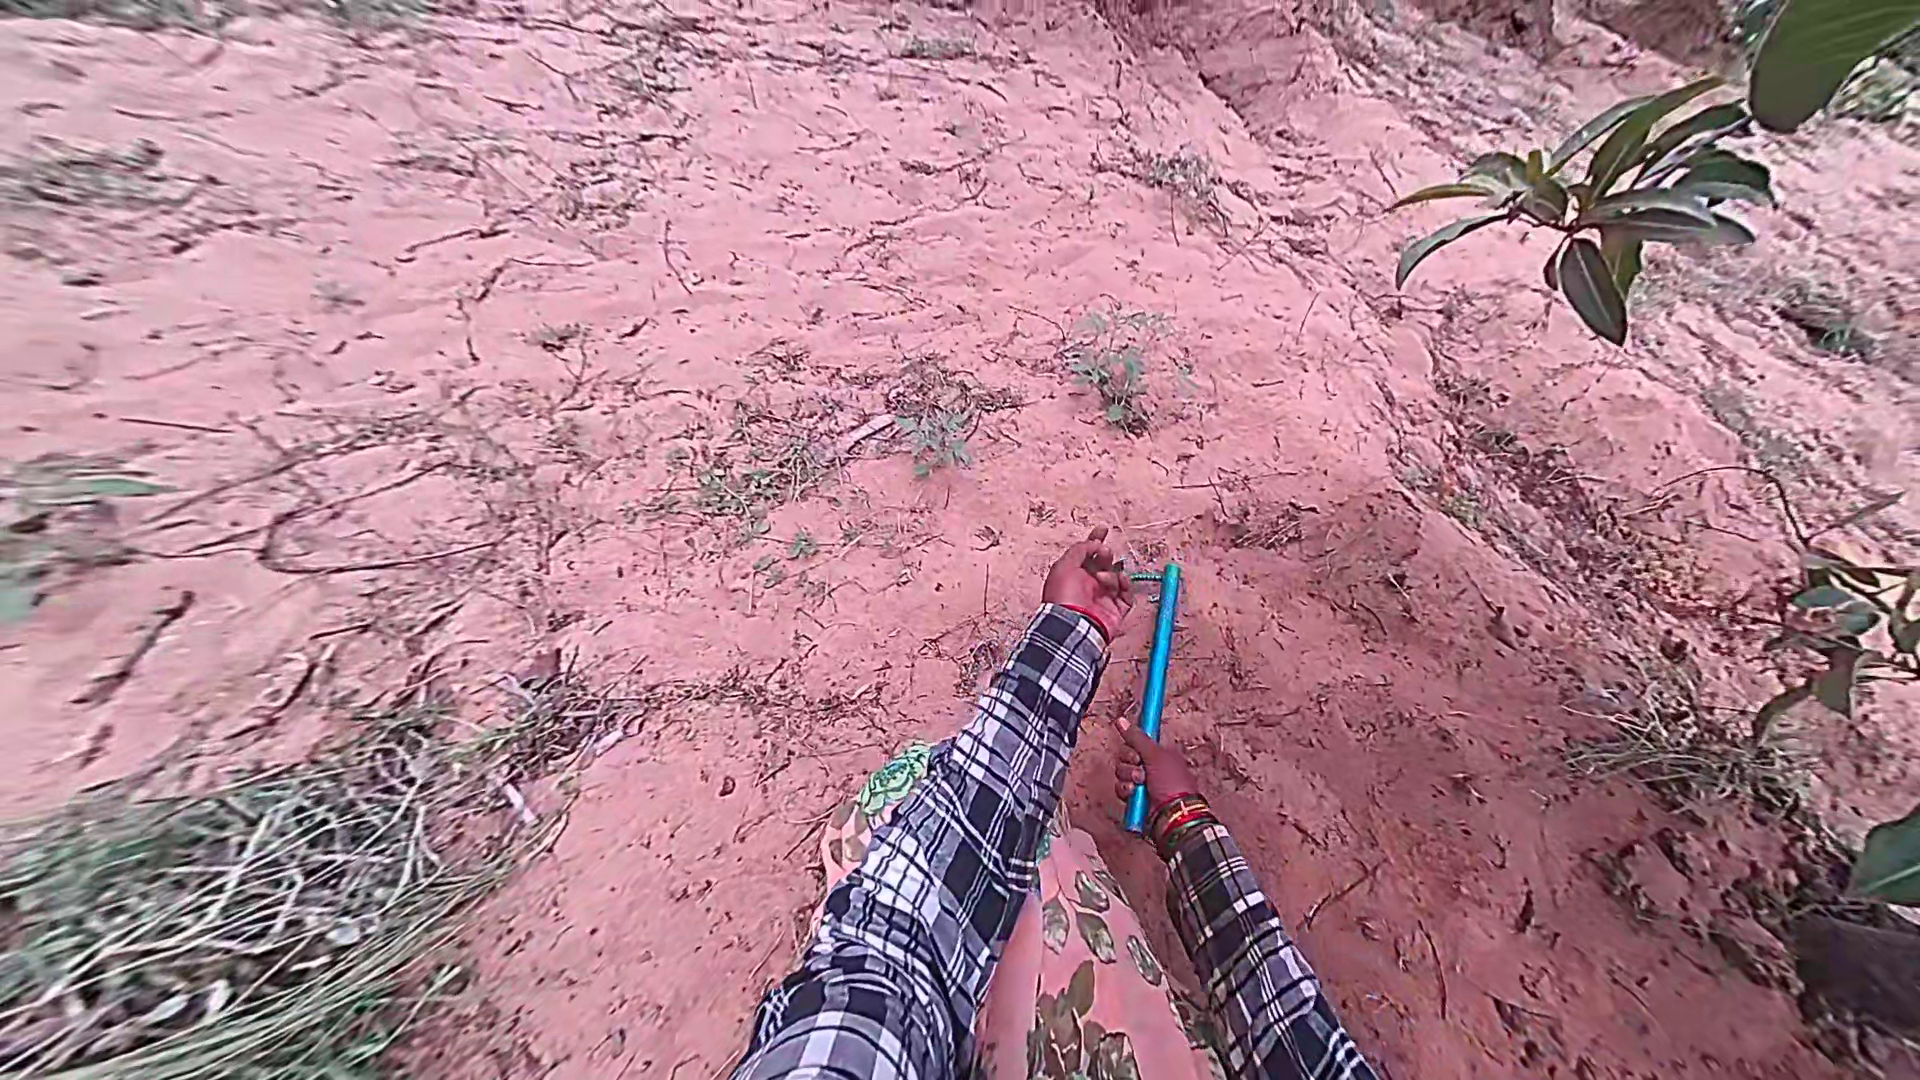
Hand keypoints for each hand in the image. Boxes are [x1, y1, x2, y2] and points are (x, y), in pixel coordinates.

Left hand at [1040, 526, 1133, 640]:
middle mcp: (1088, 585)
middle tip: (1104, 553)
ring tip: (1102, 577)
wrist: (1073, 624)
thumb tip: (1093, 542)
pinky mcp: (1115, 610)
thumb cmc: (1064, 597)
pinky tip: (1119, 581)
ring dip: (1111, 573)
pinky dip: (1125, 585)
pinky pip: (1126, 594)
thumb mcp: (1064, 565)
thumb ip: (1079, 549)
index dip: (1095, 541)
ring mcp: (1102, 597)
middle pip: (1102, 563)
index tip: (1102, 529)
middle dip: (1105, 555)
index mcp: (1073, 575)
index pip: (1086, 554)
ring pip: (1115, 577)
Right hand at [1112, 716, 1201, 812]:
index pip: (1137, 741)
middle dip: (1130, 761)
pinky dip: (1125, 790)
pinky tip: (1134, 794)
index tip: (1134, 746)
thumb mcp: (1156, 755)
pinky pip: (1120, 787)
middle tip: (1139, 765)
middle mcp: (1150, 766)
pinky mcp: (1134, 797)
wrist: (1173, 816)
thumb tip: (1121, 720)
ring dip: (1128, 776)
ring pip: (1121, 771)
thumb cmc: (1173, 784)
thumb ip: (1136, 738)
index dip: (1133, 743)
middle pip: (1126, 754)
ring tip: (1140, 783)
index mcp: (1159, 754)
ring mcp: (1142, 783)